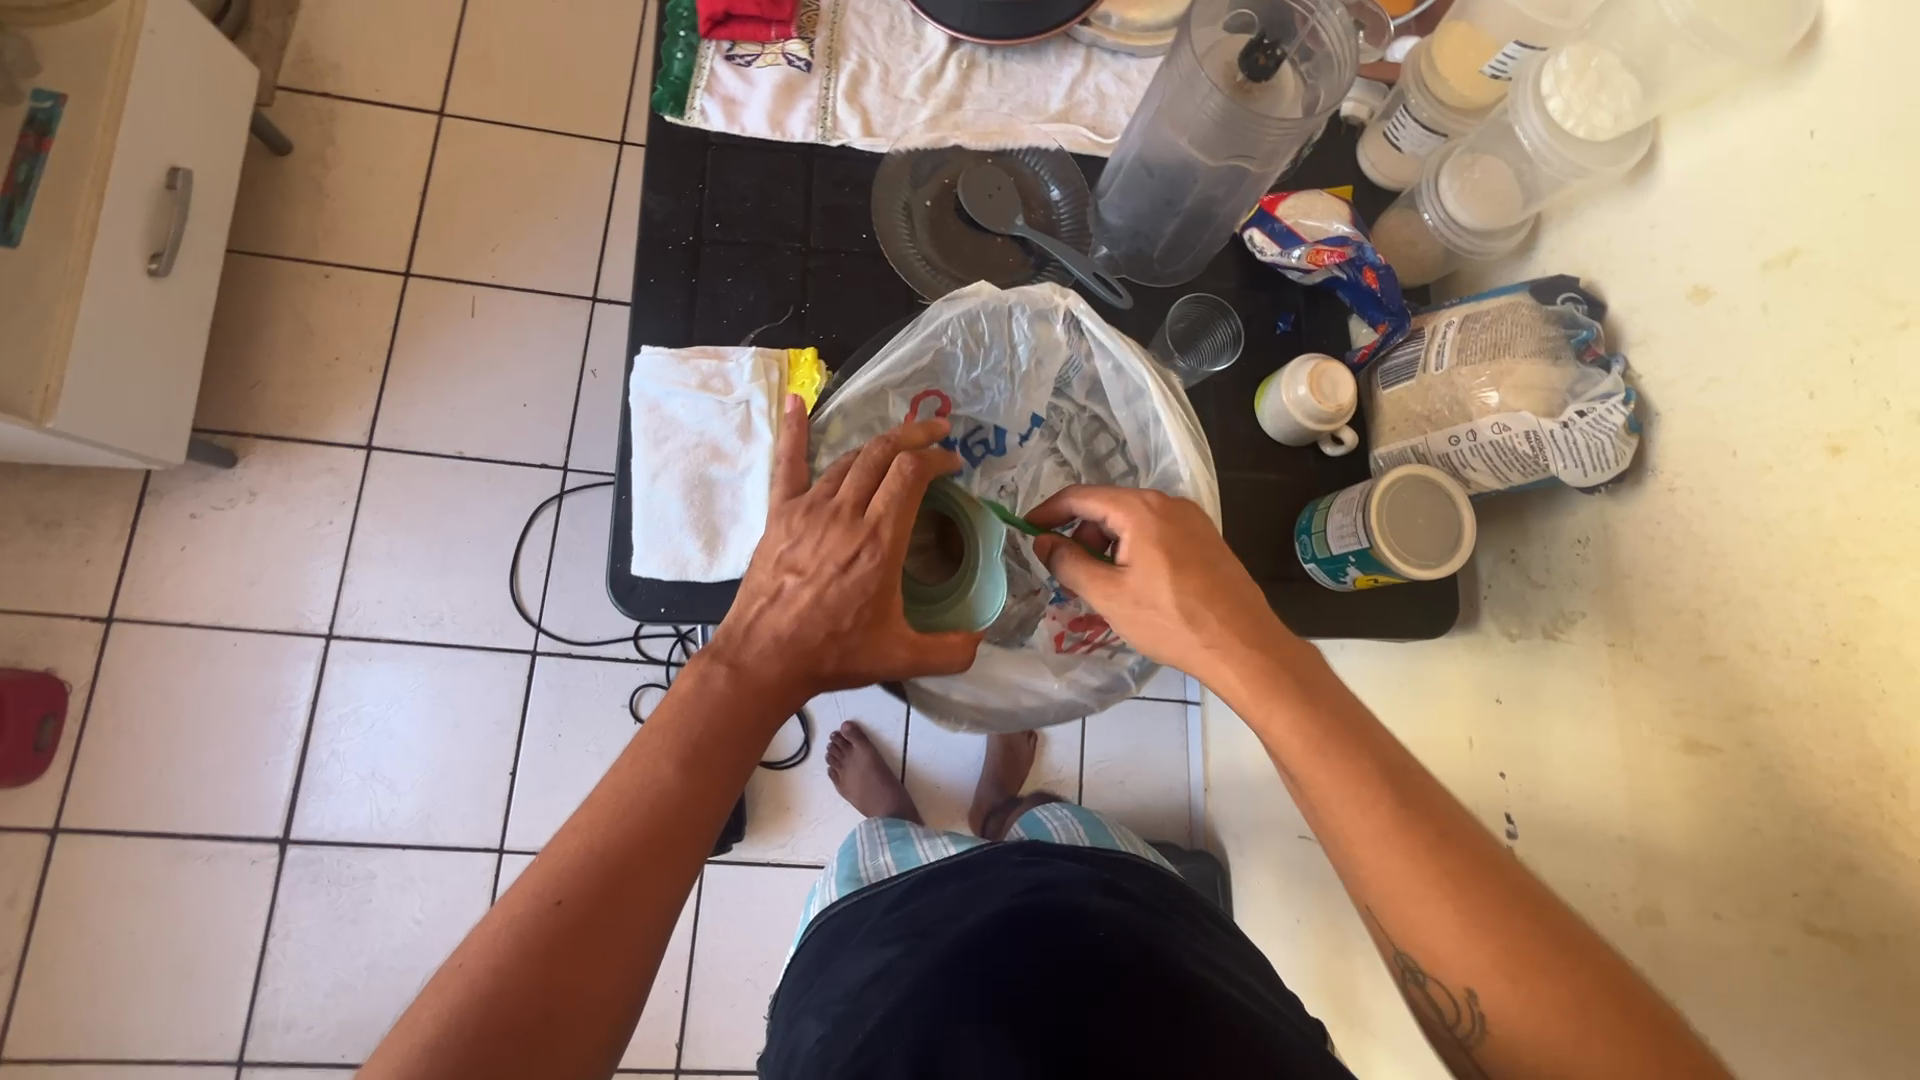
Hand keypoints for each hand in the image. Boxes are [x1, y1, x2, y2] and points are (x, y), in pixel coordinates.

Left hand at [703, 396, 984, 706]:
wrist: (765, 658)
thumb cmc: (834, 653)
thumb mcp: (902, 658)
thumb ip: (951, 650)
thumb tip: (983, 639)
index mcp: (879, 539)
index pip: (912, 473)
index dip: (936, 458)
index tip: (952, 463)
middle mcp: (846, 513)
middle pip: (883, 453)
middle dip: (915, 436)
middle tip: (938, 433)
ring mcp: (809, 508)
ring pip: (849, 459)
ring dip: (878, 445)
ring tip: (899, 443)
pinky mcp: (781, 514)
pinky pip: (788, 463)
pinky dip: (794, 430)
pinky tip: (795, 400)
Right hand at [1026, 486, 1293, 686]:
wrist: (1242, 644)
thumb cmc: (1170, 620)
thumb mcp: (1108, 595)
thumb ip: (1069, 563)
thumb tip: (1043, 543)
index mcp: (1140, 509)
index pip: (1080, 497)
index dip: (1048, 512)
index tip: (1026, 531)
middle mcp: (1168, 503)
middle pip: (1108, 507)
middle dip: (1080, 535)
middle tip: (1068, 573)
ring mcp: (1191, 520)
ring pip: (1133, 522)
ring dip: (1107, 546)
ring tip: (1101, 586)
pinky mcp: (1205, 540)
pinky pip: (1156, 534)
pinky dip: (1133, 550)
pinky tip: (1133, 585)